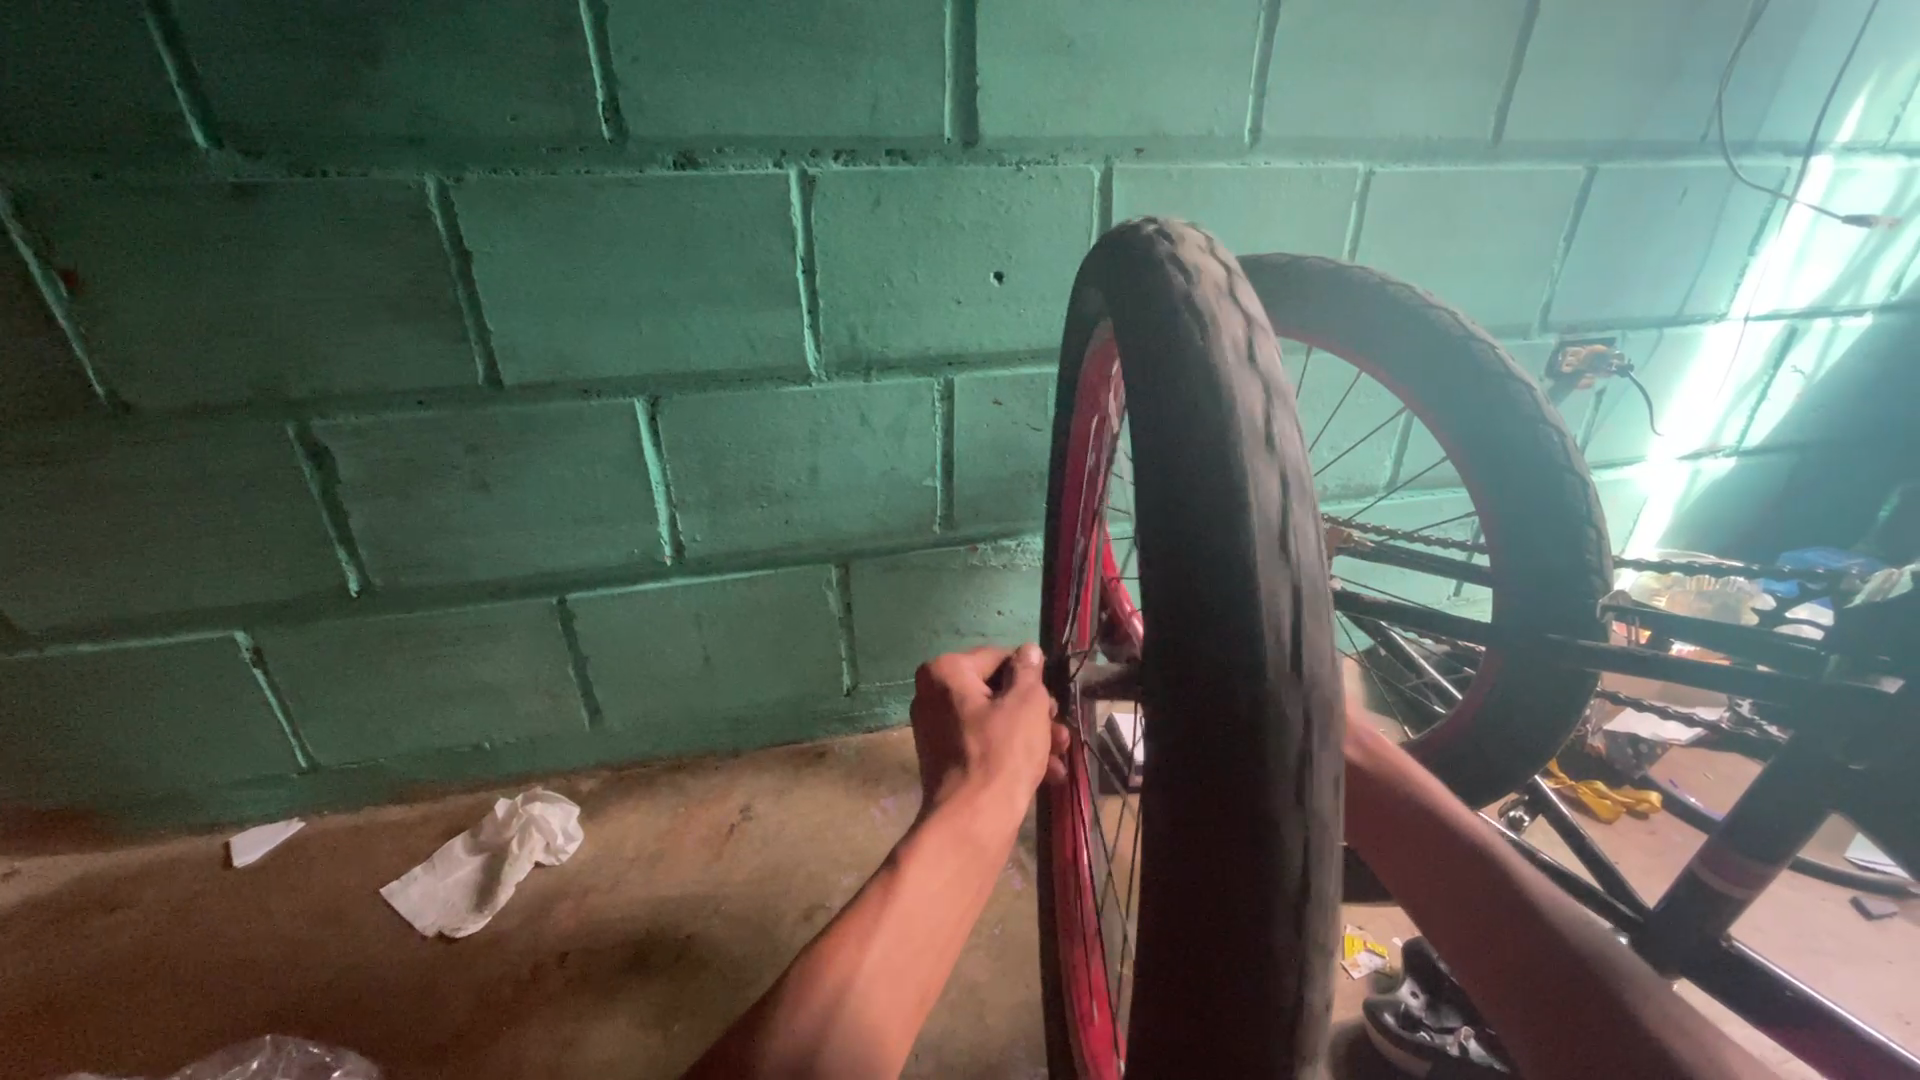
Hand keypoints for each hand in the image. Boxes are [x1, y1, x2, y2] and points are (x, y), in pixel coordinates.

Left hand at [909, 645, 1070, 812]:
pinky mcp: (945, 760)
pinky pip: (984, 745)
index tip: (1054, 700)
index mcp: (945, 671)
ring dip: (1031, 735)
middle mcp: (932, 695)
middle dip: (1034, 713)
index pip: (998, 658)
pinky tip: (1047, 773)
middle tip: (1059, 731)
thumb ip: (1028, 671)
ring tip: (1060, 754)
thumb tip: (1028, 650)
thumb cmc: (1001, 751)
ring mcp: (935, 730)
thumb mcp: (1027, 703)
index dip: (1032, 677)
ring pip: (994, 722)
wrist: (973, 821)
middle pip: (996, 693)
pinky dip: (1012, 754)